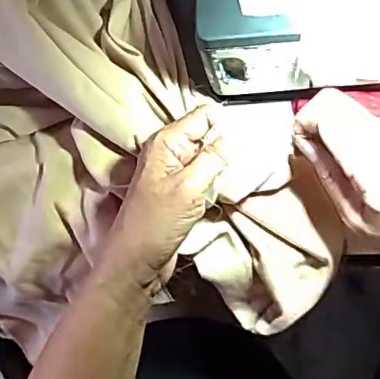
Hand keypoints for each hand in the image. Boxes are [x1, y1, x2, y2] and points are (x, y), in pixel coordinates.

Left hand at [97, 104, 227, 297]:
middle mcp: (168, 151)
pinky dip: (213, 181)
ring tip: (230, 178)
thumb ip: (211, 158)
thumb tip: (228, 138)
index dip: (224, 123)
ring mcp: (172, 171)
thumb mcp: (189, 187)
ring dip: (219, 165)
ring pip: (205, 156)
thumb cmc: (155, 224)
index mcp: (166, 142)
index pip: (202, 115)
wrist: (136, 263)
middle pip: (205, 133)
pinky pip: (202, 175)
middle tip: (240, 161)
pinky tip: (220, 191)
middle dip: (224, 144)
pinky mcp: (177, 190)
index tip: (243, 137)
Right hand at [293, 89, 379, 285]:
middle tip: (313, 151)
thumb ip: (327, 175)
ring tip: (338, 163)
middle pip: (334, 99)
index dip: (303, 124)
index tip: (302, 147)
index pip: (322, 109)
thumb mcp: (356, 219)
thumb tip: (307, 147)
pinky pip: (369, 119)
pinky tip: (361, 164)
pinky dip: (353, 132)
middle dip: (315, 121)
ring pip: (350, 107)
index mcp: (371, 156)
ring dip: (335, 126)